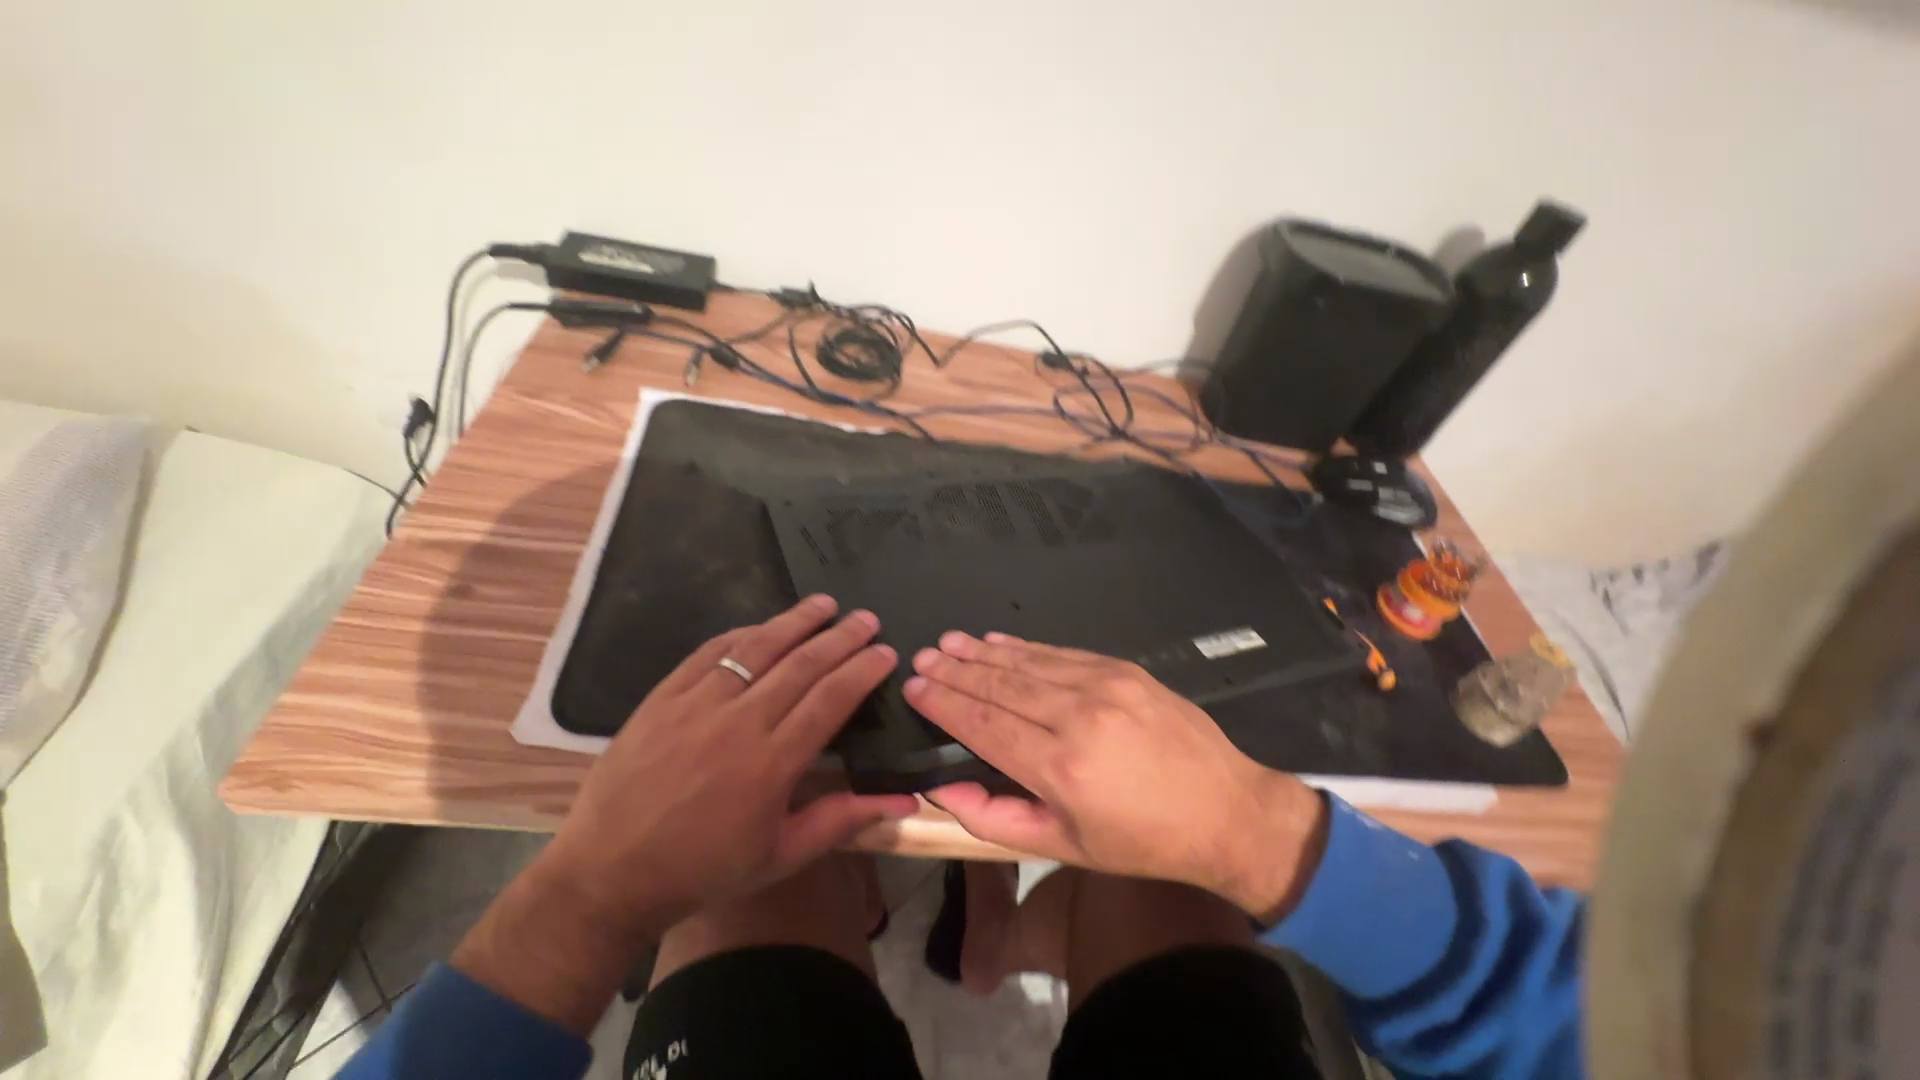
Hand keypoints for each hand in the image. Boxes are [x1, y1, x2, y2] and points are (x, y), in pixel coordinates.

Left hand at [454, 595, 917, 1030]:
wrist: (609, 873)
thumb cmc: (703, 870)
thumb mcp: (780, 856)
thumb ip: (842, 820)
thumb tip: (904, 801)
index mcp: (773, 763)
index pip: (831, 700)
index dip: (863, 670)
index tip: (886, 651)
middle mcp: (739, 722)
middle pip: (801, 665)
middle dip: (841, 638)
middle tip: (867, 619)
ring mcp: (697, 704)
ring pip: (756, 648)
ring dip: (795, 622)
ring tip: (824, 604)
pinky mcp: (663, 698)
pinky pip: (709, 654)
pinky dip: (741, 634)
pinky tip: (761, 626)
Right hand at [905, 631, 1327, 921]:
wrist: (1226, 810)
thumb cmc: (1141, 841)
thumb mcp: (1065, 848)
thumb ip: (996, 819)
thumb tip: (942, 788)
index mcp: (1060, 768)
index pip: (984, 724)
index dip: (944, 704)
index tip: (914, 688)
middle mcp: (1078, 717)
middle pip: (1000, 686)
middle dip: (955, 671)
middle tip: (922, 658)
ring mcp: (1104, 686)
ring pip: (1027, 663)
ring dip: (983, 652)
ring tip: (949, 643)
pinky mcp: (1124, 670)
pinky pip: (1061, 653)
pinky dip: (1025, 647)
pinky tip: (998, 641)